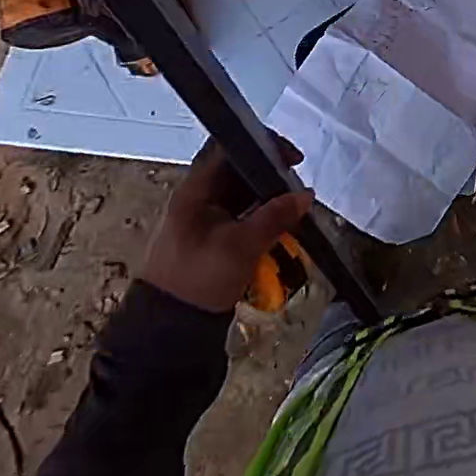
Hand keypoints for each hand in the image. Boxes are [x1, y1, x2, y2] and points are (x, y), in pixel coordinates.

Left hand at [140, 135, 314, 312]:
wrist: (169, 330)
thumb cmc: (199, 280)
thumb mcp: (241, 246)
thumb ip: (275, 217)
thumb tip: (306, 195)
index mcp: (195, 191)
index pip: (229, 148)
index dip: (263, 145)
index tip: (291, 158)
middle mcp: (198, 197)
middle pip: (240, 168)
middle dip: (272, 171)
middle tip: (297, 180)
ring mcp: (205, 216)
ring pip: (244, 190)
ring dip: (270, 194)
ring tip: (295, 203)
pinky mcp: (214, 234)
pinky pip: (244, 211)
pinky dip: (264, 212)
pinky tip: (283, 221)